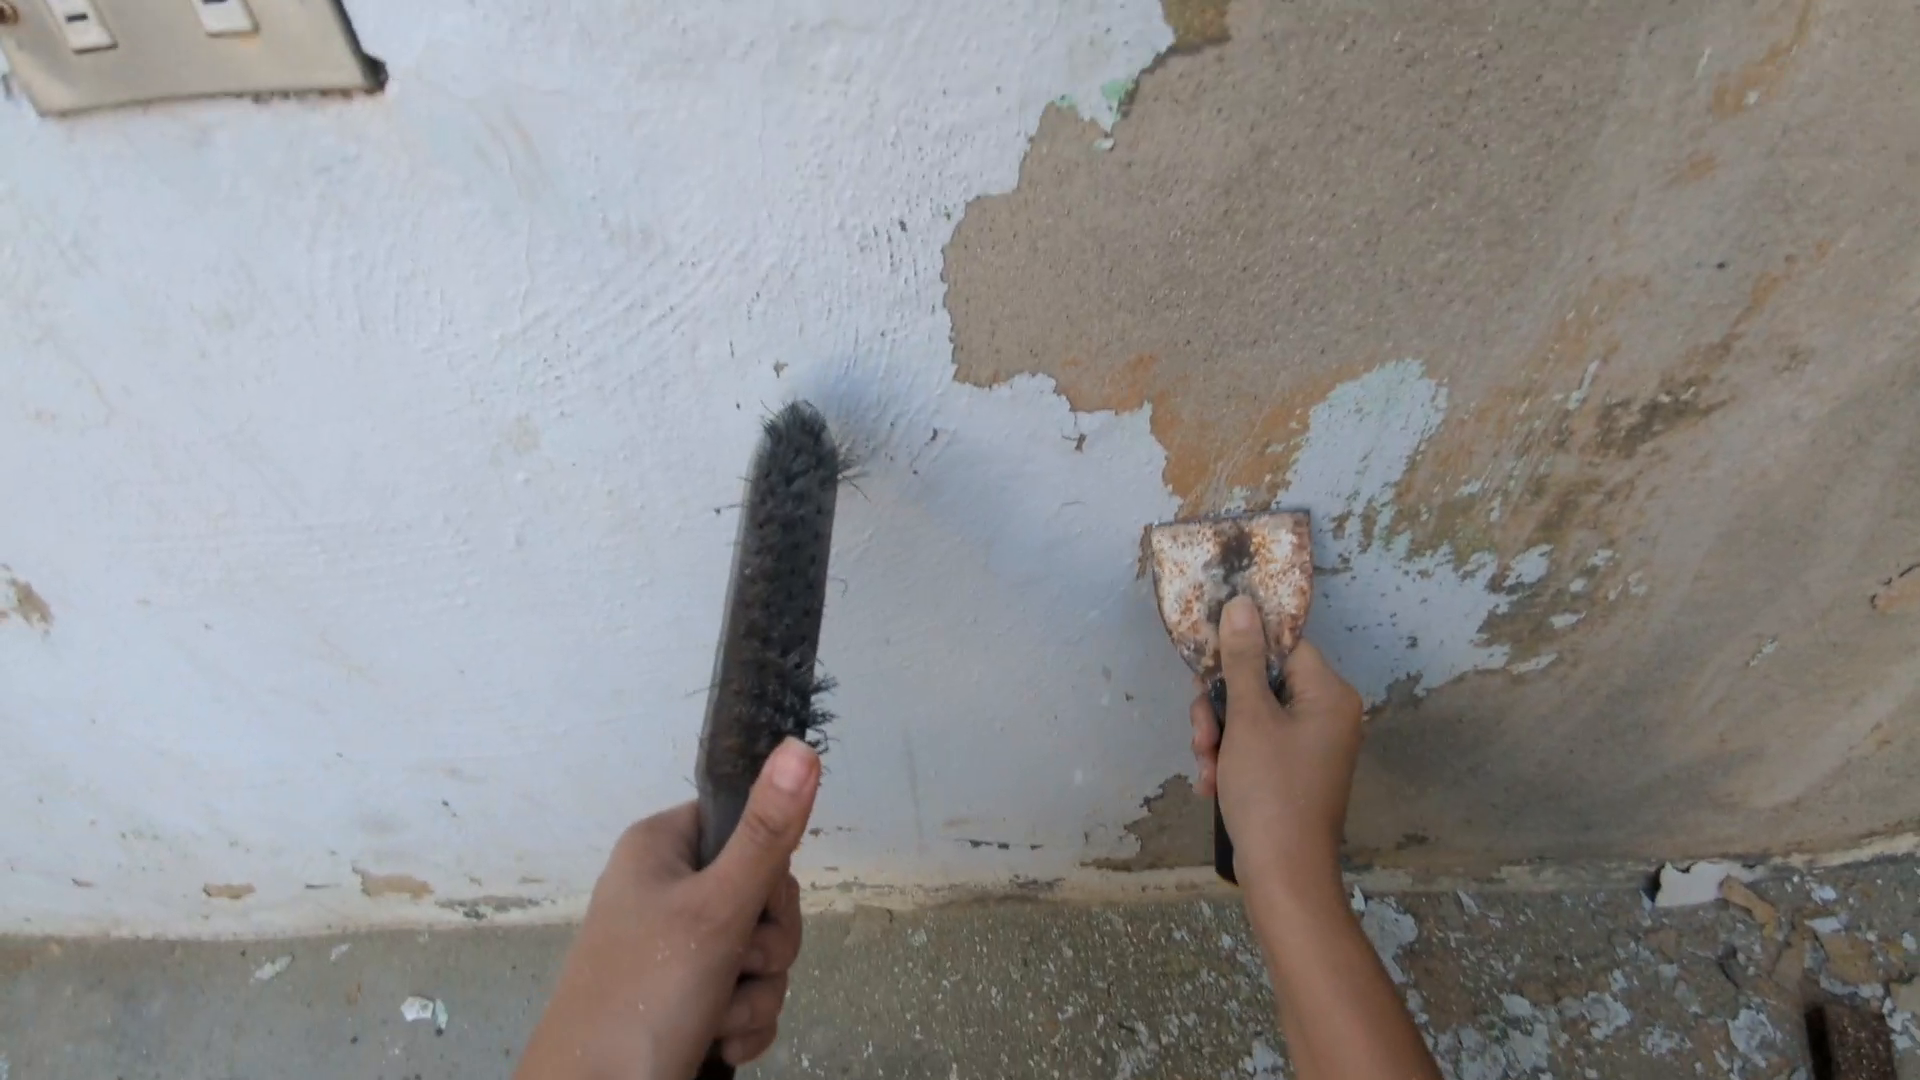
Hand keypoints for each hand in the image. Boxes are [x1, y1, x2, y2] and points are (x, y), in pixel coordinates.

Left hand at [517, 737, 819, 1079]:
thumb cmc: (645, 996)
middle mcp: (668, 889)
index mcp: (662, 848)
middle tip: (737, 963)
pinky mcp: (687, 998)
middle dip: (765, 941)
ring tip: (718, 1017)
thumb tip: (801, 744)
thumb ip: (767, 831)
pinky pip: (749, 991)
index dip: (766, 863)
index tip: (756, 898)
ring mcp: (676, 948)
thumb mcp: (717, 907)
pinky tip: (719, 1043)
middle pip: (764, 891)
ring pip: (762, 947)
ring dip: (756, 989)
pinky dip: (744, 1020)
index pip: (744, 820)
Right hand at [1189, 595, 1363, 895]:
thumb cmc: (1270, 789)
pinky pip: (1255, 743)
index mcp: (1328, 695)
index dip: (1241, 651)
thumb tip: (1242, 603)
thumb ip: (1243, 659)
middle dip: (1220, 707)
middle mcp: (1326, 714)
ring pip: (1250, 714)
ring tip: (1204, 765)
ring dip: (1218, 735)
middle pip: (1260, 681)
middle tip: (1201, 733)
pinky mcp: (1294, 769)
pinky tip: (1211, 782)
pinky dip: (1229, 757)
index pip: (1283, 645)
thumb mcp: (1249, 718)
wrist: (1284, 875)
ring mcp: (1310, 744)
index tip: (1206, 664)